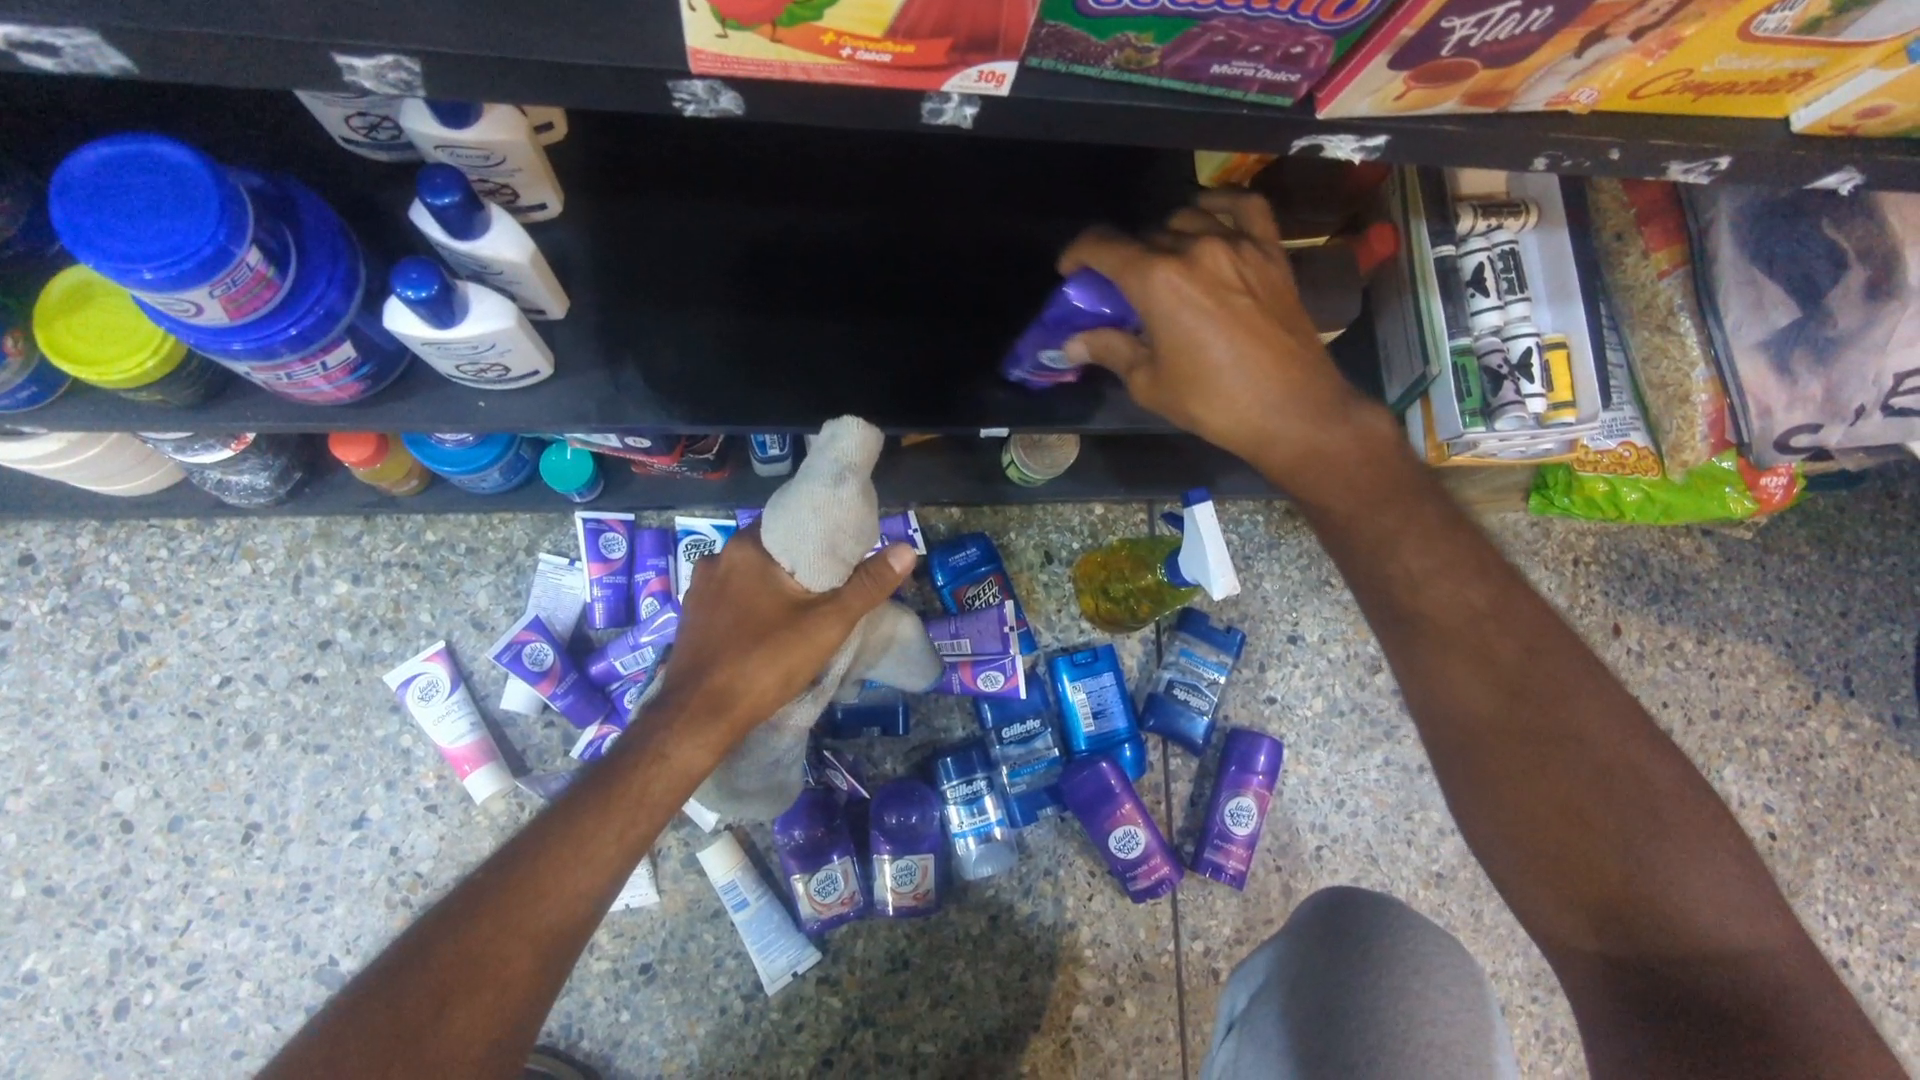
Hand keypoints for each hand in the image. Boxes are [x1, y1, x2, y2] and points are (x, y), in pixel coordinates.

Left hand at [638, 527, 916, 761]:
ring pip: (749, 578)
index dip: (820, 535)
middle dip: (800, 566)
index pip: (790, 522)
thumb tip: (908, 549)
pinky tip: (769, 630)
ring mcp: (699, 591)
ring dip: (774, 589)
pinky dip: (752, 608)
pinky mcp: (691, 620)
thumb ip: (867, 586)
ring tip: (805, 609)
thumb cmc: (765, 662)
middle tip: (833, 585)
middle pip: (771, 552)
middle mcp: (717, 560)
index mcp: (746, 548)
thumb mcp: (827, 624)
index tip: (845, 551)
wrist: (699, 717)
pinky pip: (731, 602)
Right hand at [1060, 189, 1389, 482]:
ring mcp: (1238, 245)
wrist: (1291, 409)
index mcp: (1158, 281)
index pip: (1104, 246)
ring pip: (1187, 217)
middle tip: (1122, 291)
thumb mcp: (1150, 383)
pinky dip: (1221, 203)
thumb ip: (1110, 349)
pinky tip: (1208, 212)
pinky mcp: (1271, 252)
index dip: (1078, 253)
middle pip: (1145, 236)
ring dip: (1166, 235)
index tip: (1070, 271)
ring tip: (1164, 263)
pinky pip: (1245, 206)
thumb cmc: (1213, 402)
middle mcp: (1195, 249)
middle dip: (1125, 259)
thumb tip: (1072, 343)